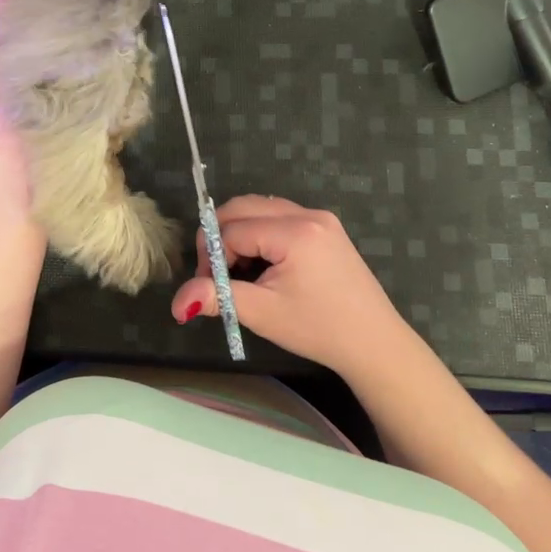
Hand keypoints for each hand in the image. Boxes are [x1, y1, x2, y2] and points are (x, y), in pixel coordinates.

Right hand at [169, 195, 416, 376]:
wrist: (374, 344)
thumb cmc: (317, 329)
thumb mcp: (261, 313)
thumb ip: (216, 298)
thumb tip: (176, 304)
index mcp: (294, 232)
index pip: (232, 230)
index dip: (212, 257)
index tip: (210, 287)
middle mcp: (308, 214)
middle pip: (243, 208)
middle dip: (220, 238)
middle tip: (216, 274)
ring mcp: (320, 218)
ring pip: (260, 209)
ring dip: (239, 233)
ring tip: (239, 272)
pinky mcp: (326, 228)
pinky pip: (279, 217)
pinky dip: (260, 234)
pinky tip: (263, 265)